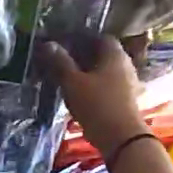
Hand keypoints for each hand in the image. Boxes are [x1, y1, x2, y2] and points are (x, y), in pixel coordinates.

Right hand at [43, 36, 146, 156]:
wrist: (119, 136)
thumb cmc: (96, 104)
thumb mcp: (72, 82)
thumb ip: (60, 63)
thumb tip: (46, 44)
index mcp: (114, 55)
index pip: (100, 37)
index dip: (81, 38)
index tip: (63, 43)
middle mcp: (124, 64)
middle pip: (102, 53)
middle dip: (82, 54)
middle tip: (60, 60)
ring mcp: (126, 81)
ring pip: (103, 69)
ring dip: (87, 71)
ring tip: (66, 76)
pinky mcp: (123, 97)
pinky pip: (106, 83)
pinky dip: (92, 83)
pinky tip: (78, 92)